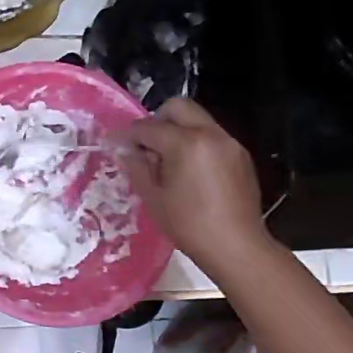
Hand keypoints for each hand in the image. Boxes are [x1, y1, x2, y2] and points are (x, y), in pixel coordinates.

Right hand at [117, 97, 272, 267]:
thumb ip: (136, 165)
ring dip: (177, 130)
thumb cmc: (187, 224)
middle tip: (145, 145)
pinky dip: (195, 142)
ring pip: (197, 119)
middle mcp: (210, 134)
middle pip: (178, 107)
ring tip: (167, 160)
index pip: (147, 127)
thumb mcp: (152, 196)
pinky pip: (211, 136)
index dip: (126, 134)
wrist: (235, 246)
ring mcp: (229, 143)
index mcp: (185, 143)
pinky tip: (189, 170)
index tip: (113, 143)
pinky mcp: (240, 154)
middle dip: (156, 120)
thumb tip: (125, 149)